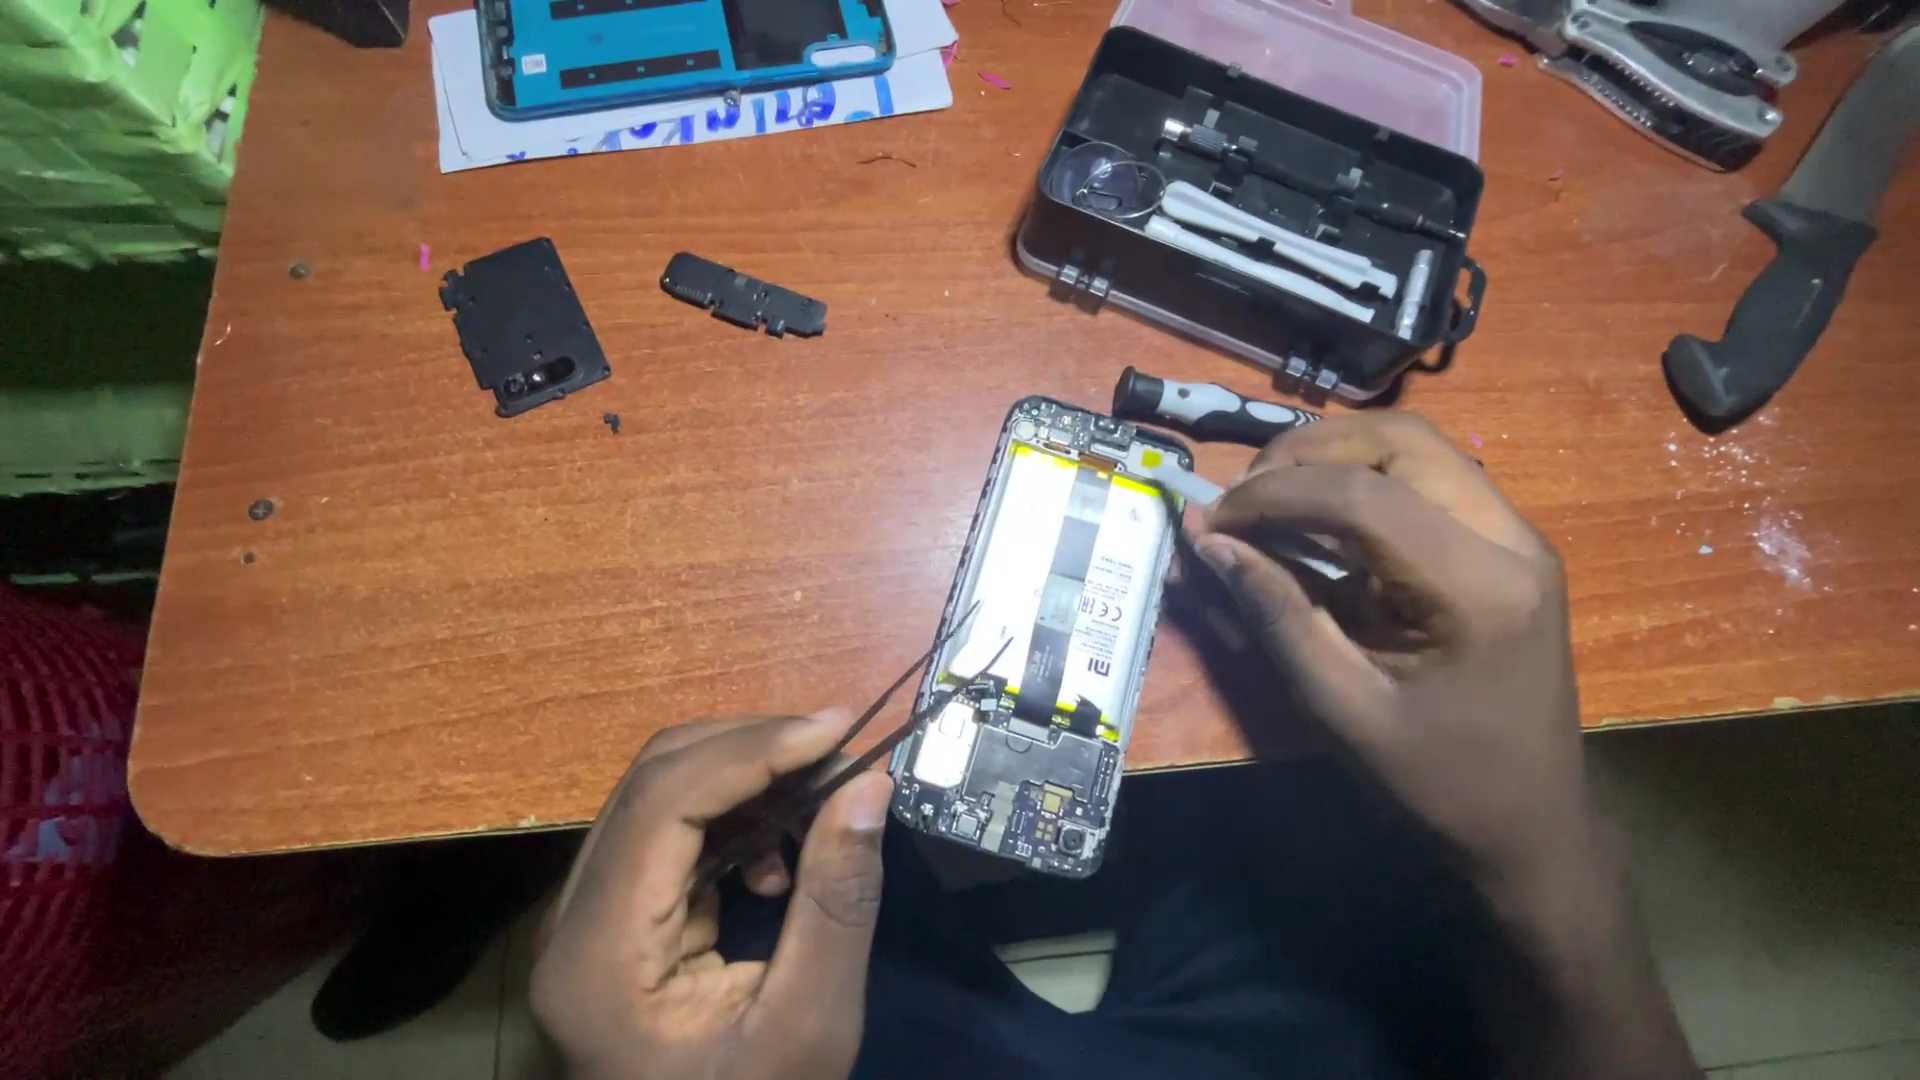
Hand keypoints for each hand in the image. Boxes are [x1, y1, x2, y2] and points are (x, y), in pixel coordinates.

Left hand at [530, 710, 893, 1079]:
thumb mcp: (809, 1027)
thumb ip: (838, 902)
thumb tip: (868, 785)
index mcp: (601, 953)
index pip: (666, 800)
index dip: (755, 748)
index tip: (838, 729)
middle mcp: (575, 915)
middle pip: (657, 777)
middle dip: (757, 747)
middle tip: (840, 751)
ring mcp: (589, 911)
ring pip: (664, 789)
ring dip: (751, 776)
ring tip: (818, 805)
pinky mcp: (616, 912)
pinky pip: (673, 826)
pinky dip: (736, 817)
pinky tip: (774, 868)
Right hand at [1194, 414, 1606, 898]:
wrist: (1529, 823)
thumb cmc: (1436, 781)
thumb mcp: (1339, 706)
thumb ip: (1275, 613)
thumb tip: (1209, 541)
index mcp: (1479, 587)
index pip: (1361, 496)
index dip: (1271, 495)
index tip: (1212, 522)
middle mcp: (1510, 538)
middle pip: (1398, 440)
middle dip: (1302, 453)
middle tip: (1239, 497)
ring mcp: (1512, 534)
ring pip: (1411, 445)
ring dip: (1327, 457)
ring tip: (1265, 499)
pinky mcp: (1497, 542)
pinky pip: (1419, 478)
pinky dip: (1352, 480)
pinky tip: (1309, 518)